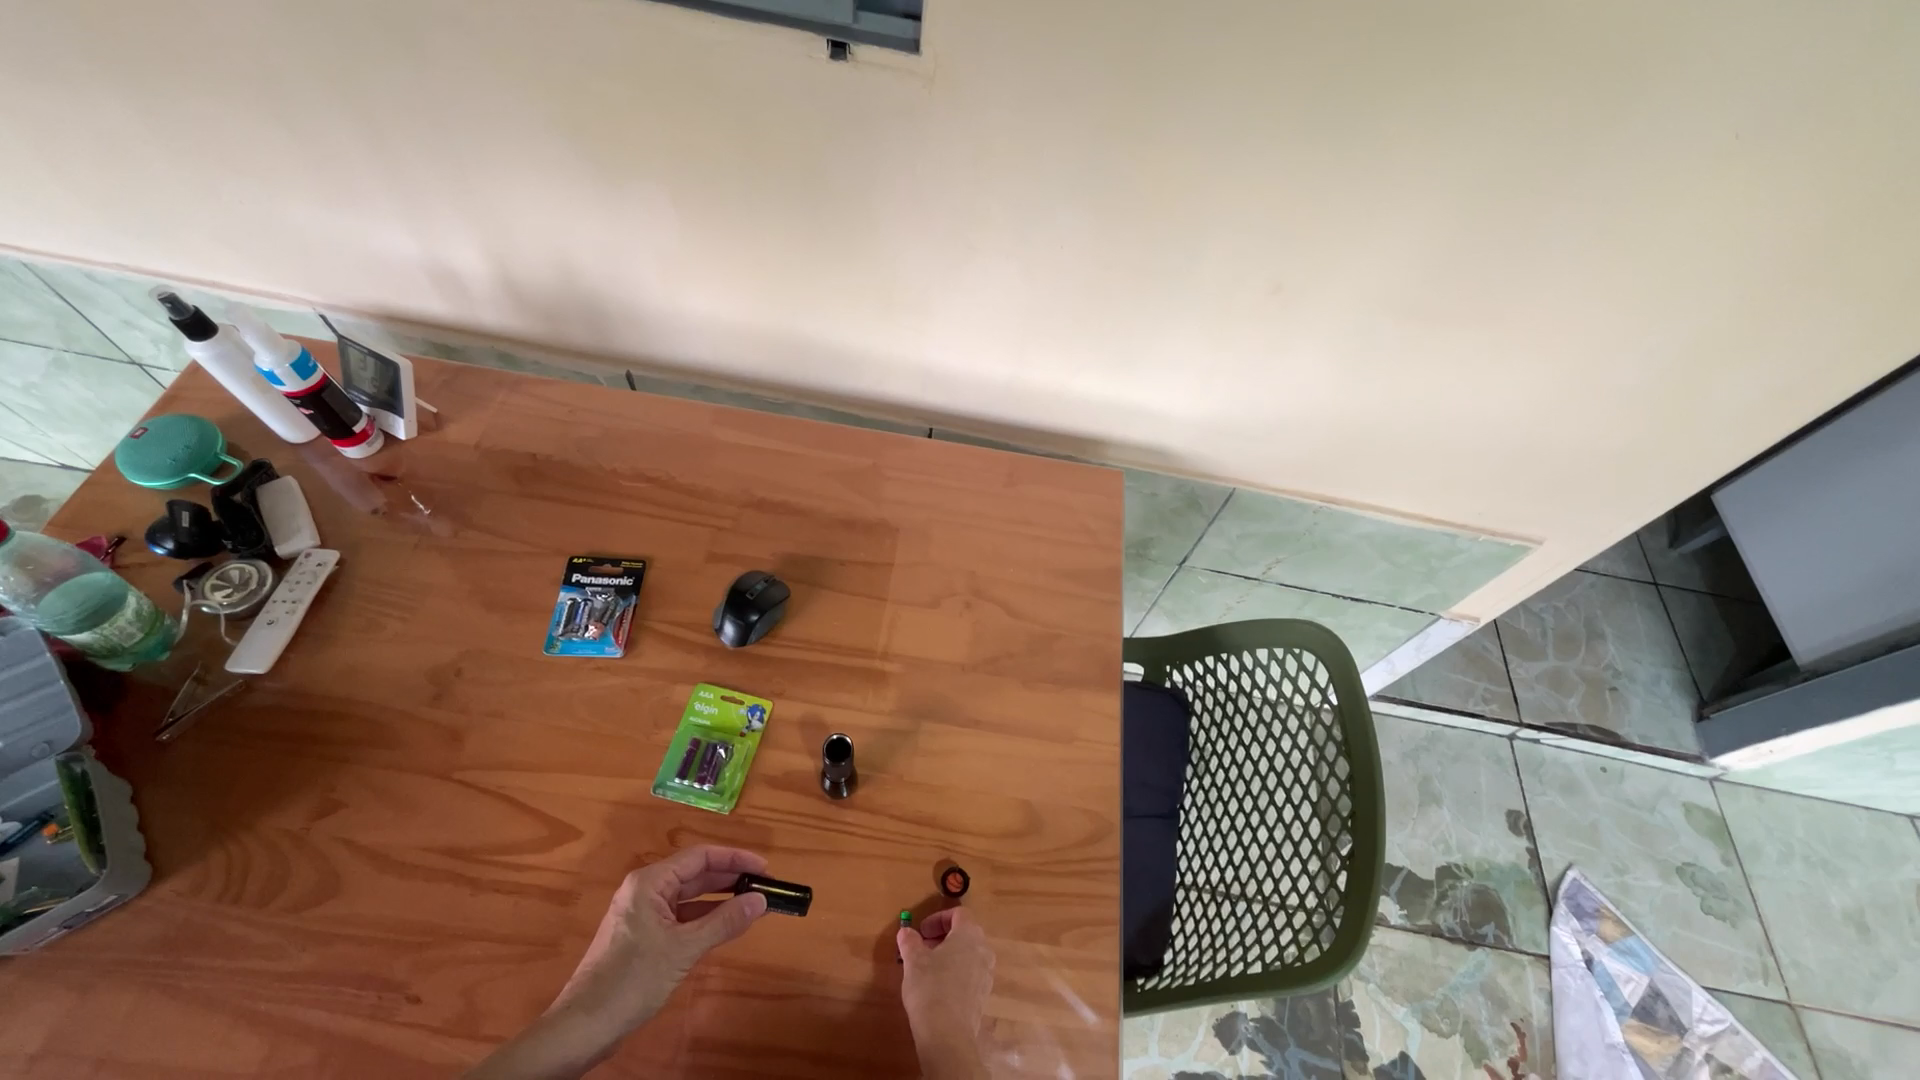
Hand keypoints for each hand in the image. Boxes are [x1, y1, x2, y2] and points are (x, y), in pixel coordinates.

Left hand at [467, 846, 769, 1079]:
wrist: (582, 1028)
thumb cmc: (631, 980)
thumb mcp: (683, 949)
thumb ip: (724, 921)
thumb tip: (762, 900)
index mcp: (650, 883)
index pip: (700, 857)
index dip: (735, 859)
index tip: (765, 868)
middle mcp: (645, 891)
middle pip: (695, 874)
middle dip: (730, 879)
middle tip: (764, 886)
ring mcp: (643, 914)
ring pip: (689, 897)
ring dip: (720, 900)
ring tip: (752, 904)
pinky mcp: (643, 937)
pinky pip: (681, 917)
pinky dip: (705, 919)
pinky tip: (725, 927)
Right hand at [898, 908, 995, 1079]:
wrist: (947, 1035)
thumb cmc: (930, 987)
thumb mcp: (913, 961)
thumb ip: (910, 942)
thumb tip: (905, 932)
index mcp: (969, 935)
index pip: (958, 914)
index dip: (938, 919)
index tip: (921, 931)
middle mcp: (983, 950)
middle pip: (965, 933)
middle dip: (942, 937)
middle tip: (921, 947)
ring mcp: (986, 974)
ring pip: (968, 955)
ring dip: (948, 955)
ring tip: (926, 968)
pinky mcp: (983, 996)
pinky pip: (970, 974)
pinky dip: (955, 972)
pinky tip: (937, 988)